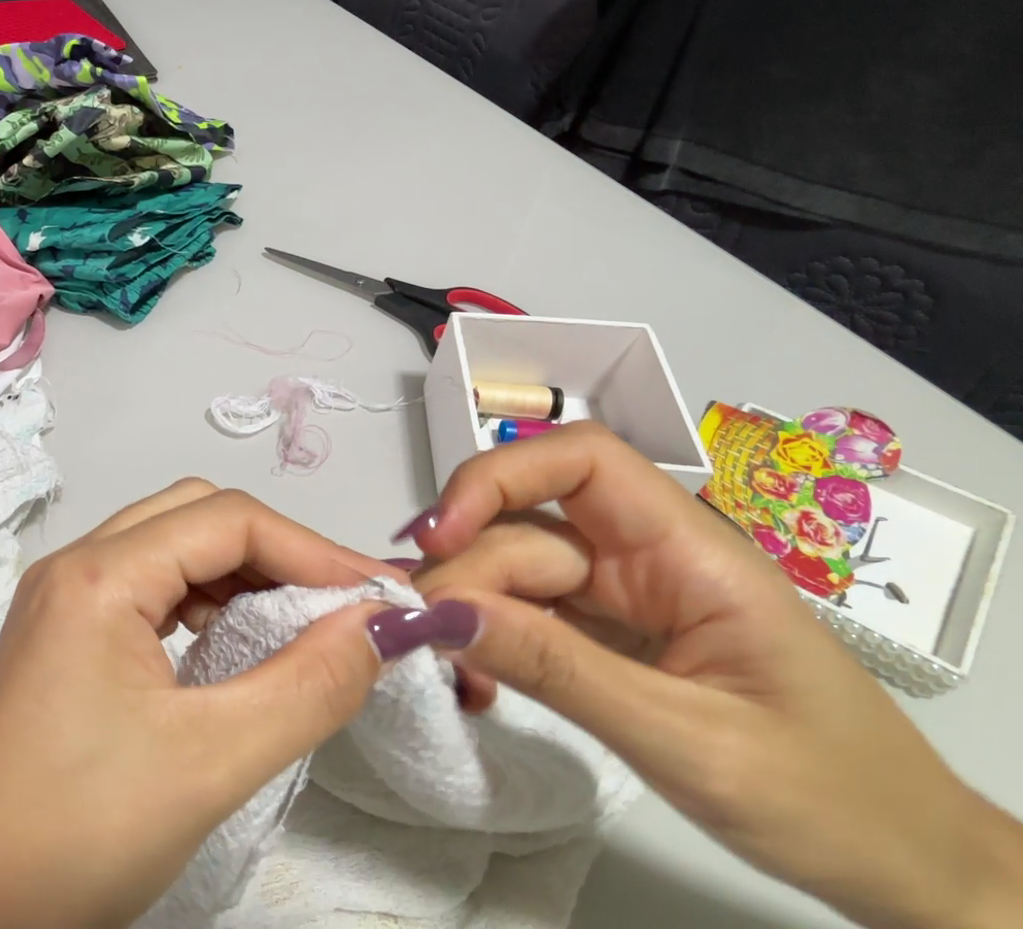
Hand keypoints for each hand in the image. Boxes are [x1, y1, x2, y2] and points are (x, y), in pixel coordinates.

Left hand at [0, 480, 405, 928]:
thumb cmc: (80, 831)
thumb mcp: (212, 760)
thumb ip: (309, 684)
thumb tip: (382, 626)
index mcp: (97, 576)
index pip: (227, 521)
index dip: (314, 550)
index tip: (382, 599)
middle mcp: (71, 569)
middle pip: (193, 519)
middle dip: (275, 554)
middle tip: (340, 611)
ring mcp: (57, 604)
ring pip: (166, 552)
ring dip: (237, 578)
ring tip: (295, 630)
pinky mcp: (56, 642)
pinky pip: (142, 593)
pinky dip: (198, 606)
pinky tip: (228, 650)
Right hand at [406, 422, 1022, 928]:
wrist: (901, 864)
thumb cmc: (825, 797)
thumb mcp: (685, 739)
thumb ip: (557, 669)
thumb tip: (438, 613)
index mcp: (691, 553)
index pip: (581, 462)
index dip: (497, 479)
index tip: (436, 540)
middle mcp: (648, 558)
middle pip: (526, 527)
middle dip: (467, 576)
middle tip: (424, 643)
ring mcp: (623, 596)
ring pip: (514, 571)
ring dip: (467, 614)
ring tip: (450, 679)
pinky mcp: (605, 634)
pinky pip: (525, 615)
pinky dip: (487, 641)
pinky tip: (475, 684)